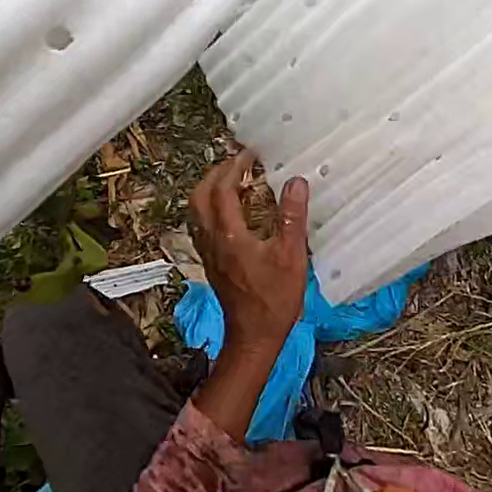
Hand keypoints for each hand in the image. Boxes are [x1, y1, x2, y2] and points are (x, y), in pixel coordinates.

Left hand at [187, 150, 310, 438]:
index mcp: (230, 236)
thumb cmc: (274, 299)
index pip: (222, 190)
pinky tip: (231, 211)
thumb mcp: (291, 257)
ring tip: (233, 181)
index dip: (234, 167)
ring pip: (196, 212)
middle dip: (215, 174)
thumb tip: (296, 182)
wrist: (254, 337)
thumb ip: (292, 217)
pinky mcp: (211, 263)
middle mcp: (212, 240)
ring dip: (210, 190)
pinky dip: (211, 208)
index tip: (250, 154)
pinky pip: (202, 226)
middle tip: (238, 163)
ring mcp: (208, 253)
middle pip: (199, 196)